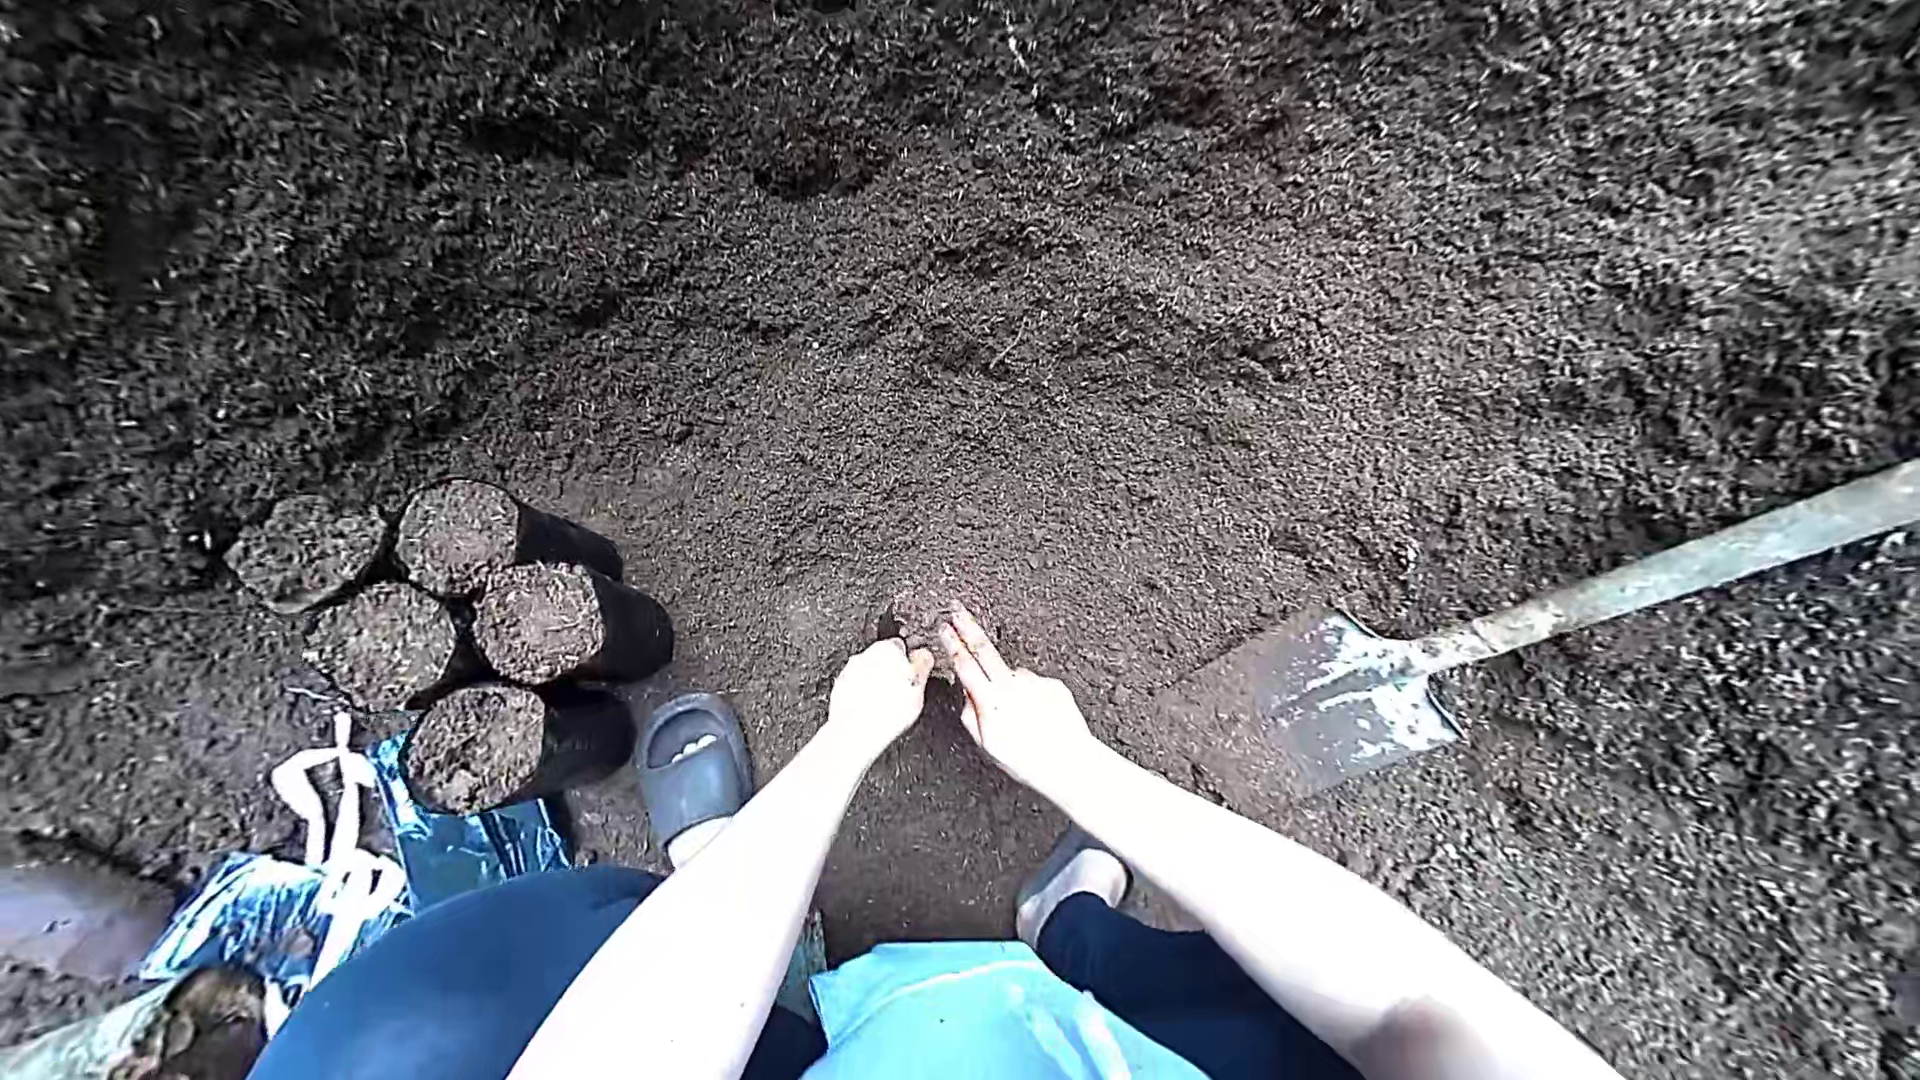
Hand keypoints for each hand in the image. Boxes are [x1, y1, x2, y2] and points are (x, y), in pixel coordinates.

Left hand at [826, 638, 935, 758]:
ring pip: (867, 673)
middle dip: (890, 672)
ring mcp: (849, 672)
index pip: (901, 647)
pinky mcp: (839, 689)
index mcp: (887, 649)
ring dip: (875, 684)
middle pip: (882, 659)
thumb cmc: (888, 710)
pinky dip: (861, 696)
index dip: (909, 663)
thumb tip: (925, 656)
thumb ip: (922, 667)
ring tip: (885, 705)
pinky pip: (855, 689)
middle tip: (901, 692)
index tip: (913, 676)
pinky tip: (871, 711)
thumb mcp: (919, 687)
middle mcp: (865, 656)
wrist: (856, 732)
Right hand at [938, 604, 1098, 791]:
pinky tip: (1037, 715)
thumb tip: (964, 694)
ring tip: (1022, 715)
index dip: (953, 644)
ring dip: (1009, 684)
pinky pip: (1035, 685)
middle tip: (958, 609)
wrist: (1069, 763)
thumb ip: (971, 715)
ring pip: (1012, 675)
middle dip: (969, 625)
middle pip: (985, 648)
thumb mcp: (988, 746)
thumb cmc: (1028, 761)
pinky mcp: (1052, 684)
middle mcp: (1012, 687)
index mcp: (992, 702)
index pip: (966, 665)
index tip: (944, 628)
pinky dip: (1031, 696)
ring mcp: (1034, 683)